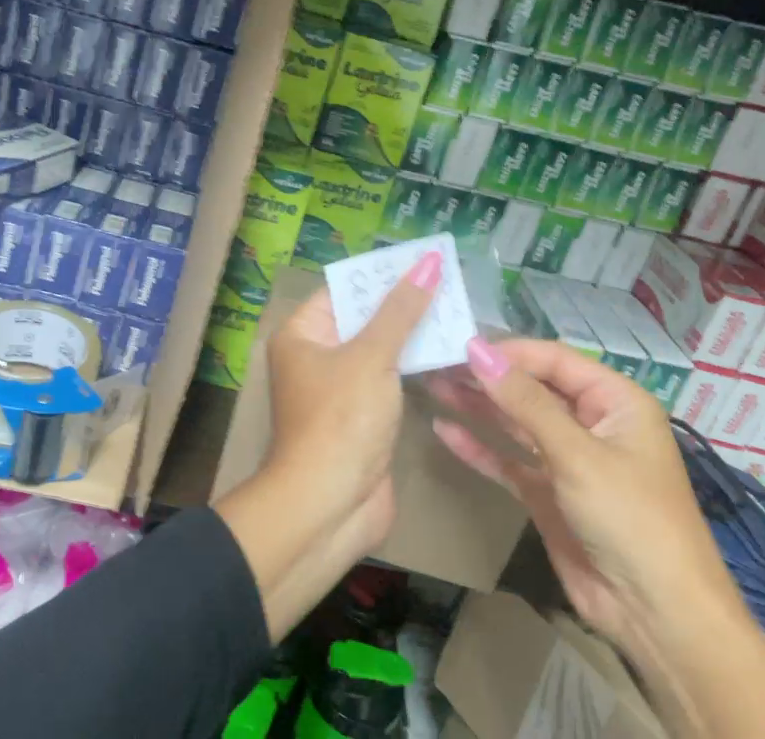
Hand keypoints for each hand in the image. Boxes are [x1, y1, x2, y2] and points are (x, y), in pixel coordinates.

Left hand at [261, 250, 441, 554]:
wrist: (328, 505)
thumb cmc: (341, 420)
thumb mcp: (372, 357)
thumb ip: (401, 310)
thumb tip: (427, 262)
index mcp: (303, 334)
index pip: (344, 289)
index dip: (382, 274)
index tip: (426, 260)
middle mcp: (316, 356)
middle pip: (364, 318)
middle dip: (405, 304)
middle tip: (453, 283)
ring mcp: (340, 389)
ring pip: (381, 350)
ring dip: (415, 335)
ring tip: (461, 311)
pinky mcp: (363, 417)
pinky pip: (390, 380)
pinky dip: (415, 367)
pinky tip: (452, 353)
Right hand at [427, 337, 742, 648]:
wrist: (655, 611)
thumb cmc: (630, 517)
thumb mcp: (578, 454)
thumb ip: (525, 402)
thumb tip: (477, 350)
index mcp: (616, 402)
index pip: (554, 361)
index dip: (508, 353)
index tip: (458, 346)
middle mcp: (592, 423)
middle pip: (532, 389)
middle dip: (487, 377)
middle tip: (435, 362)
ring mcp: (568, 460)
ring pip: (516, 422)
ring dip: (477, 406)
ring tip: (431, 385)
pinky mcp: (548, 494)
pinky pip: (508, 461)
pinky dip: (479, 448)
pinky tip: (444, 431)